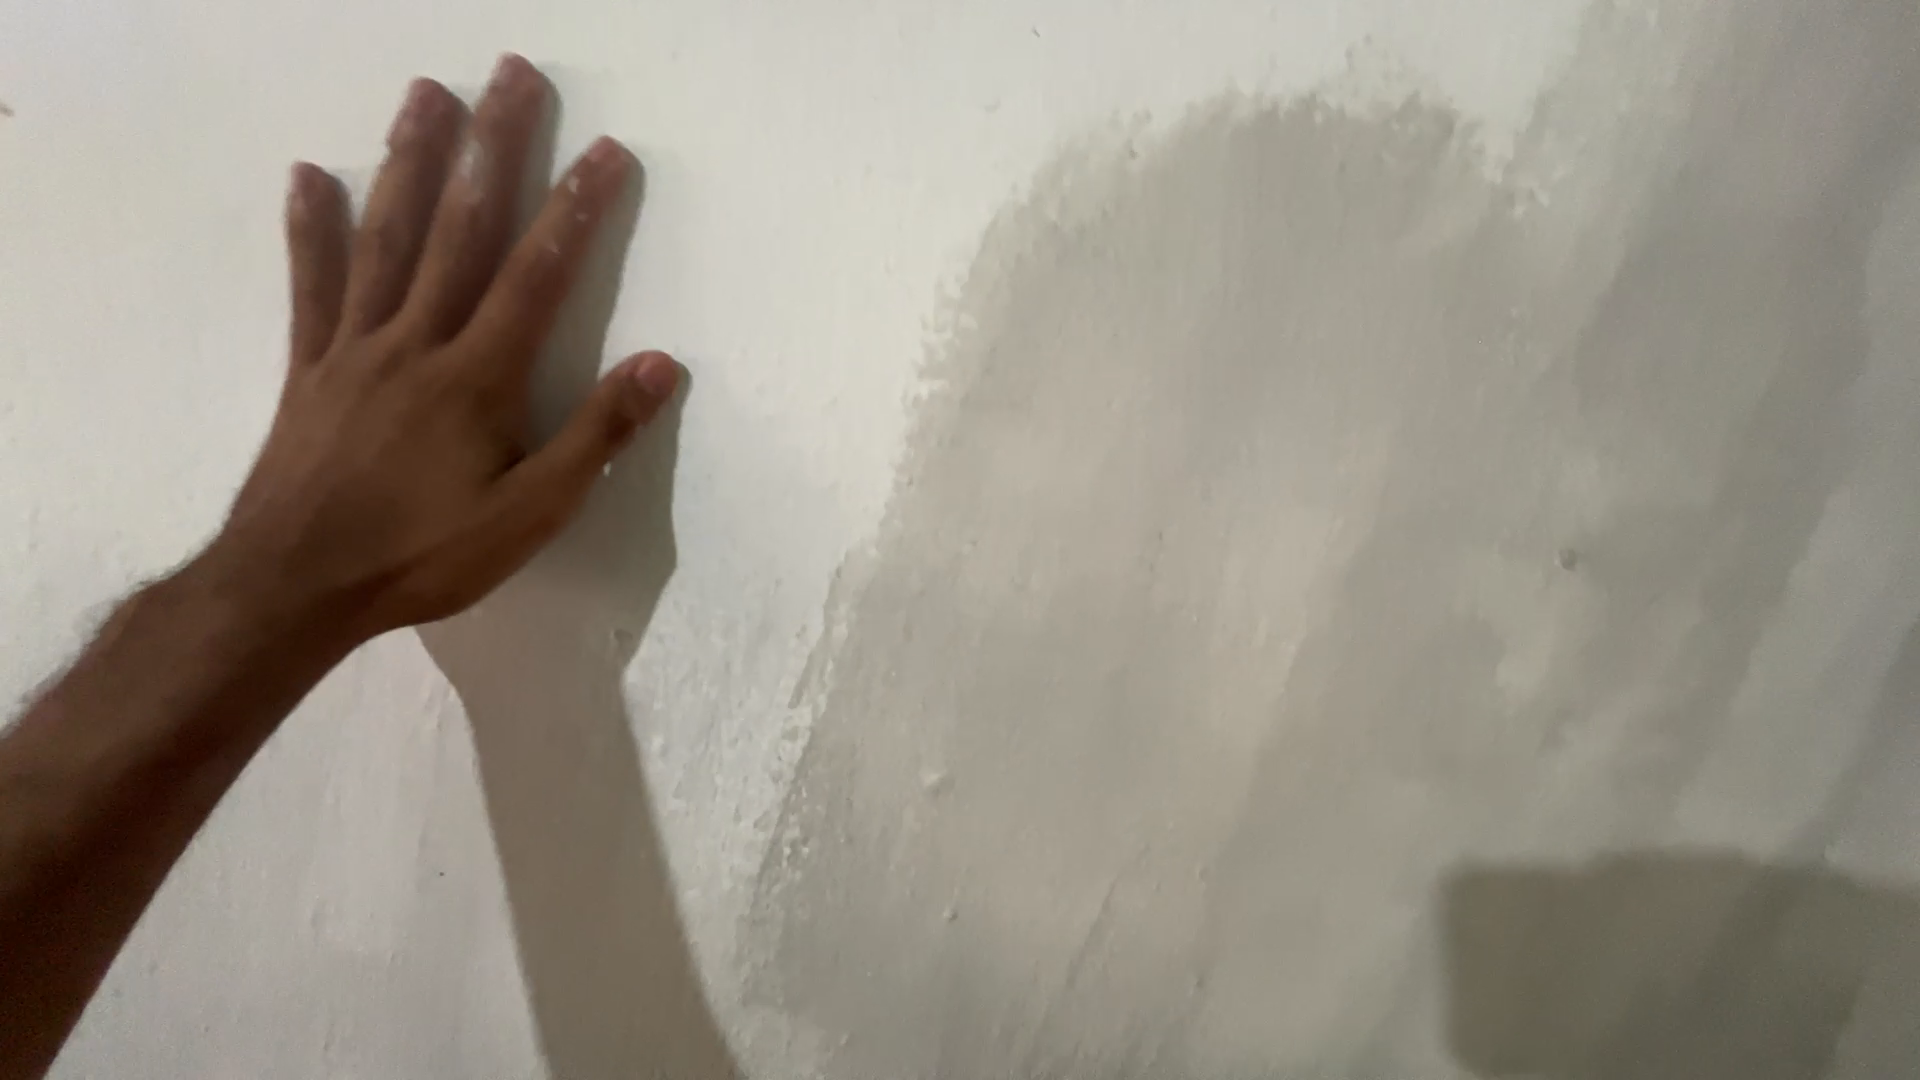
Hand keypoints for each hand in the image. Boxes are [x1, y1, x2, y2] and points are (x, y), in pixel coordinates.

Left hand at [205, 55, 679, 643]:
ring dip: (409, 160)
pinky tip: (312, 177)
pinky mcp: (311, 368)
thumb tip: (661, 366)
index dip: (576, 210)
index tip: (605, 153)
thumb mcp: (537, 508)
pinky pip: (313, 286)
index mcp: (479, 376)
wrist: (296, 587)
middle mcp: (416, 342)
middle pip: (458, 230)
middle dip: (492, 150)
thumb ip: (599, 434)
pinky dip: (313, 229)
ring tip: (427, 92)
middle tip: (512, 77)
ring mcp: (354, 348)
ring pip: (386, 238)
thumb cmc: (430, 552)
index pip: (537, 274)